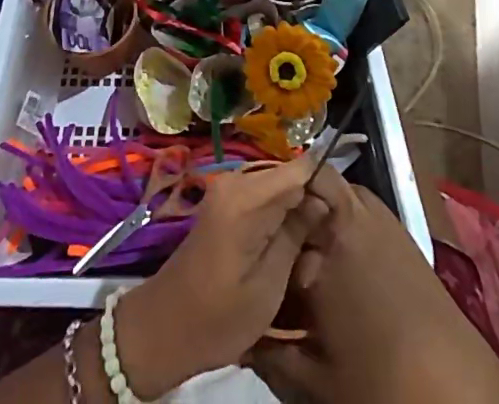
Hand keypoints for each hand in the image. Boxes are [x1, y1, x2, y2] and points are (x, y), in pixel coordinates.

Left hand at [112, 160, 328, 396]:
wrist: (162, 330)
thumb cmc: (218, 316)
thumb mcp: (269, 283)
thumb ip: (296, 233)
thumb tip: (322, 200)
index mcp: (246, 196)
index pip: (302, 168)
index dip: (325, 190)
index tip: (336, 224)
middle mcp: (235, 181)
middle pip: (292, 178)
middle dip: (311, 208)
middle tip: (315, 254)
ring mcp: (227, 191)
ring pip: (281, 190)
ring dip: (296, 218)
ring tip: (301, 261)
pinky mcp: (224, 205)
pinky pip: (264, 200)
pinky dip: (278, 222)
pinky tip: (283, 255)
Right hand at [251, 168, 498, 403]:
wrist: (456, 387)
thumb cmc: (377, 379)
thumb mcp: (310, 375)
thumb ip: (265, 351)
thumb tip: (234, 339)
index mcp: (320, 246)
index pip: (273, 213)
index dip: (251, 222)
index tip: (237, 240)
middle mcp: (348, 217)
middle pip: (304, 186)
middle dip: (282, 205)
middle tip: (265, 237)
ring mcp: (377, 218)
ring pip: (331, 188)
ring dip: (311, 207)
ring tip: (295, 245)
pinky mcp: (398, 229)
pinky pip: (357, 204)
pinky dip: (338, 217)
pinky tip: (331, 257)